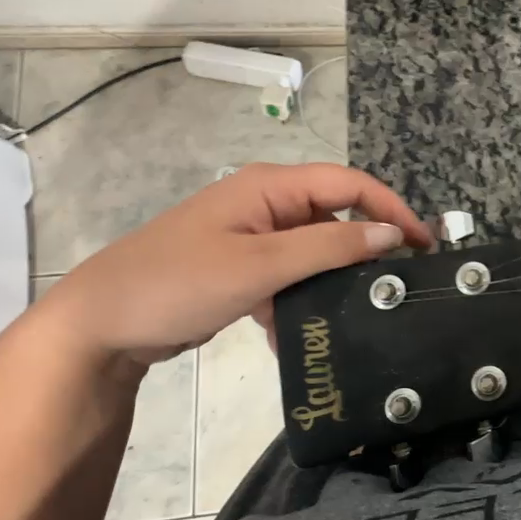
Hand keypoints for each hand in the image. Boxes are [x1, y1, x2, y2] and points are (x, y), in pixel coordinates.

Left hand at [30, 163, 433, 366]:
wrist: (96, 327)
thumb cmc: (178, 282)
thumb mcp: (261, 265)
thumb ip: (330, 246)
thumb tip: (391, 235)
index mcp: (270, 186)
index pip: (350, 184)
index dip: (392, 209)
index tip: (424, 246)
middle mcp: (266, 203)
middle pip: (335, 215)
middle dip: (366, 248)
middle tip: (397, 284)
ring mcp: (251, 237)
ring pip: (314, 250)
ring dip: (332, 281)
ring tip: (356, 314)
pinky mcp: (240, 269)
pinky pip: (288, 277)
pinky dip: (300, 301)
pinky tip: (301, 335)